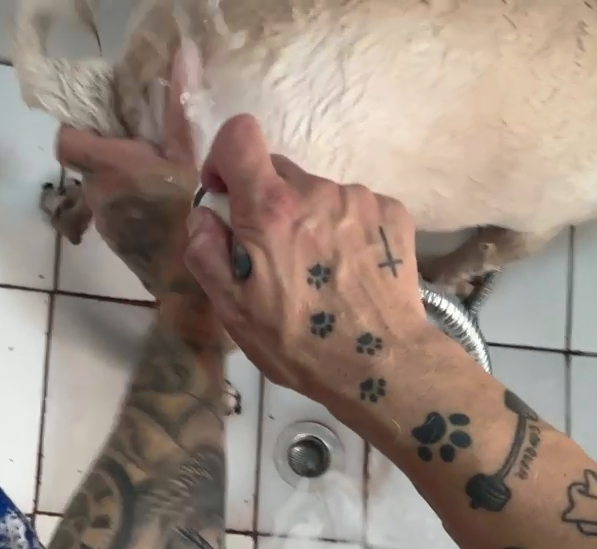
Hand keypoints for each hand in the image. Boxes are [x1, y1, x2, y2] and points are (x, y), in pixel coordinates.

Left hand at [53, 49, 202, 299]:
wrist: (187, 282)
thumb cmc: (190, 214)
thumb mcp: (190, 155)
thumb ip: (178, 107)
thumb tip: (181, 55)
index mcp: (110, 169)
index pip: (66, 142)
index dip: (77, 127)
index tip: (103, 122)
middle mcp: (97, 195)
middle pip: (85, 163)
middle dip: (108, 150)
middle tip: (140, 143)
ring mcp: (103, 220)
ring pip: (98, 187)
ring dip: (119, 176)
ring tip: (153, 174)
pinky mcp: (113, 239)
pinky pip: (110, 208)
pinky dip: (126, 199)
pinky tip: (155, 202)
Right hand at [183, 116, 446, 412]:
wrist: (379, 364)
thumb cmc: (296, 344)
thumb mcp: (232, 311)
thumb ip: (207, 253)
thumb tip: (204, 216)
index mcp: (270, 210)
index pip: (239, 136)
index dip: (223, 158)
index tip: (225, 196)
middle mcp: (316, 190)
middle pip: (278, 173)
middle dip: (265, 206)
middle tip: (271, 260)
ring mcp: (359, 199)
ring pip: (316, 195)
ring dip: (306, 223)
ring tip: (315, 275)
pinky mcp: (392, 213)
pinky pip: (351, 209)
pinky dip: (341, 231)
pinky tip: (345, 274)